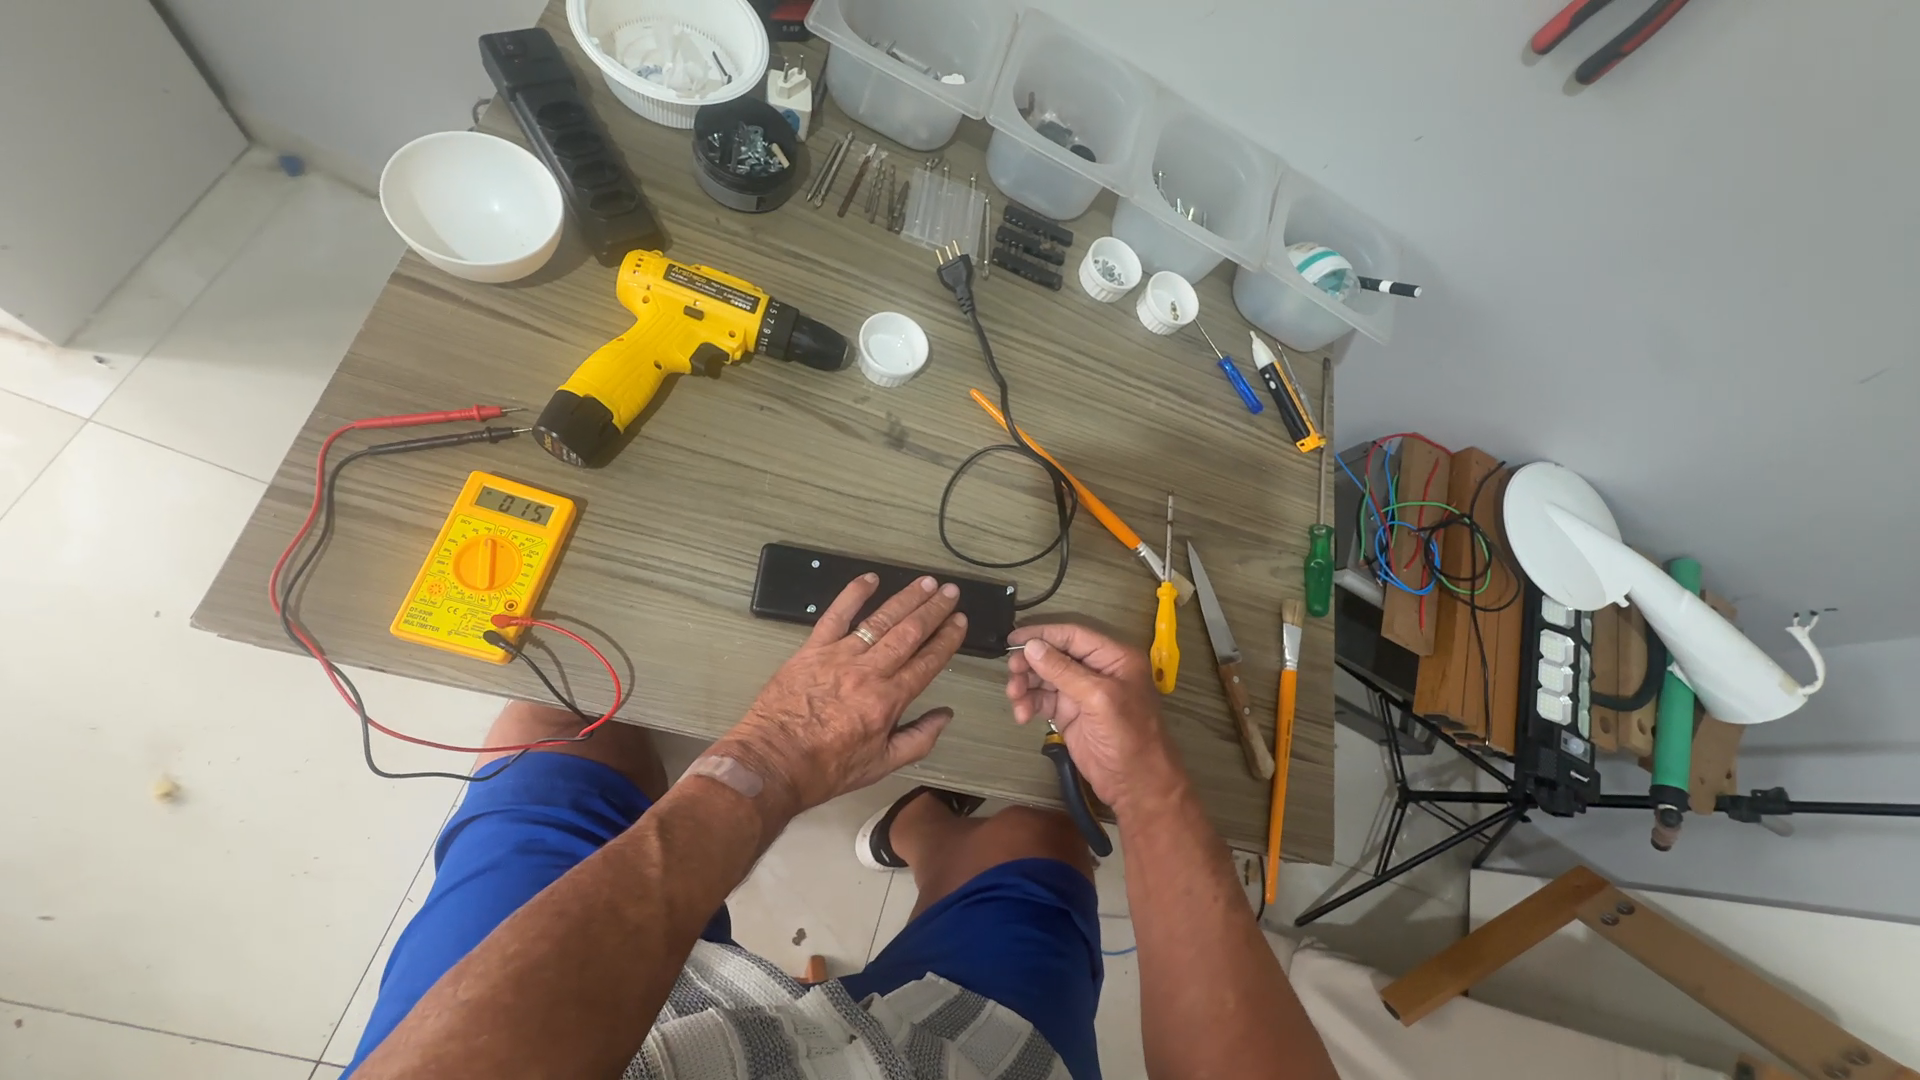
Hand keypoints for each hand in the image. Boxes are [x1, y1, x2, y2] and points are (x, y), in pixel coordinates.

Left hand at [709, 574, 966, 821]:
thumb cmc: (827, 768)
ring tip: (925, 582)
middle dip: (933, 610)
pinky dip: (853, 594)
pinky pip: (835, 615)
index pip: (928, 661)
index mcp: (888, 700)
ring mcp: (839, 656)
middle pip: (910, 632)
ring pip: (880, 619)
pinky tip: (869, 578)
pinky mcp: (812, 649)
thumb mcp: (881, 765)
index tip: (960, 621)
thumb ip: (919, 739)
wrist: (773, 764)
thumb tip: (945, 715)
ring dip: (906, 598)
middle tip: (950, 591)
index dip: (947, 639)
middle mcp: (868, 672)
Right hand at [1005, 624, 1183, 813]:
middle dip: (1031, 663)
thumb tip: (1032, 647)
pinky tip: (1022, 714)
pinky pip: (1043, 700)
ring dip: (1026, 685)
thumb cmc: (1129, 737)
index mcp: (1113, 658)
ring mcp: (1081, 693)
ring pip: (1045, 677)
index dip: (1042, 635)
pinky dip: (1029, 704)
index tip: (1014, 638)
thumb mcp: (1099, 698)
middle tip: (1012, 673)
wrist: (1137, 785)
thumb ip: (1064, 671)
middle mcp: (1096, 671)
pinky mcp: (1069, 714)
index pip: (1073, 636)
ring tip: (1015, 698)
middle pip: (1055, 655)